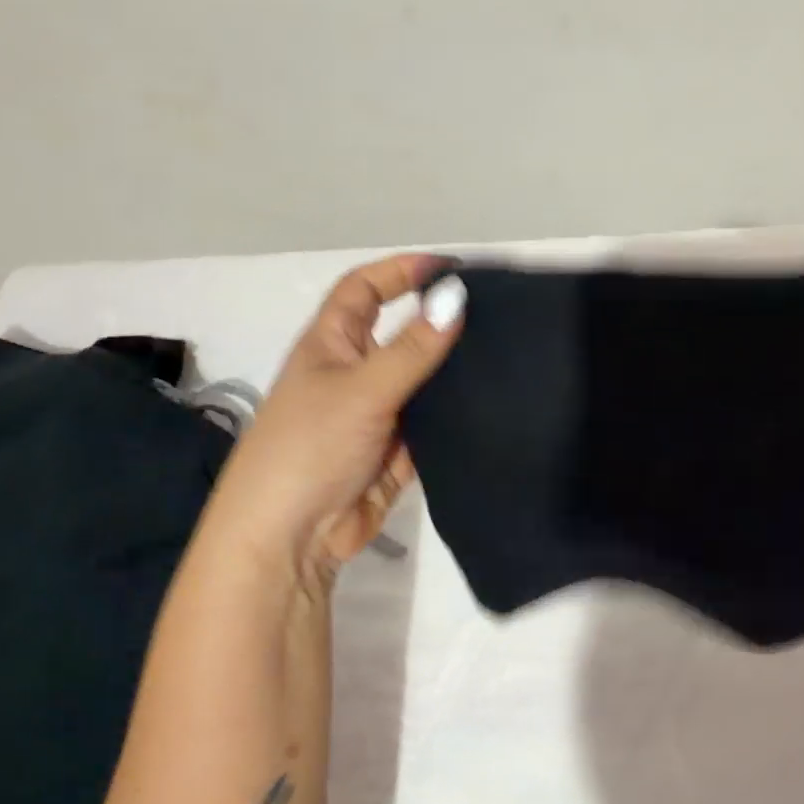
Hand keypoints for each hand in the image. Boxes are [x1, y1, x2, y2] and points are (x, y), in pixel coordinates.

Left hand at [201, 255, 466, 590]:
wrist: (295, 534)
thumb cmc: (312, 447)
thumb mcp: (362, 389)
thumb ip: (412, 349)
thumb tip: (455, 299)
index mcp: (330, 346)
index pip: (364, 292)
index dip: (400, 273)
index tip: (450, 269)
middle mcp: (355, 375)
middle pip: (402, 337)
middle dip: (440, 325)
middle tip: (498, 316)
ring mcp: (378, 418)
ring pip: (424, 386)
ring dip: (455, 377)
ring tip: (509, 359)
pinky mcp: (398, 456)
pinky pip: (434, 429)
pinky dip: (457, 421)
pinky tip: (496, 409)